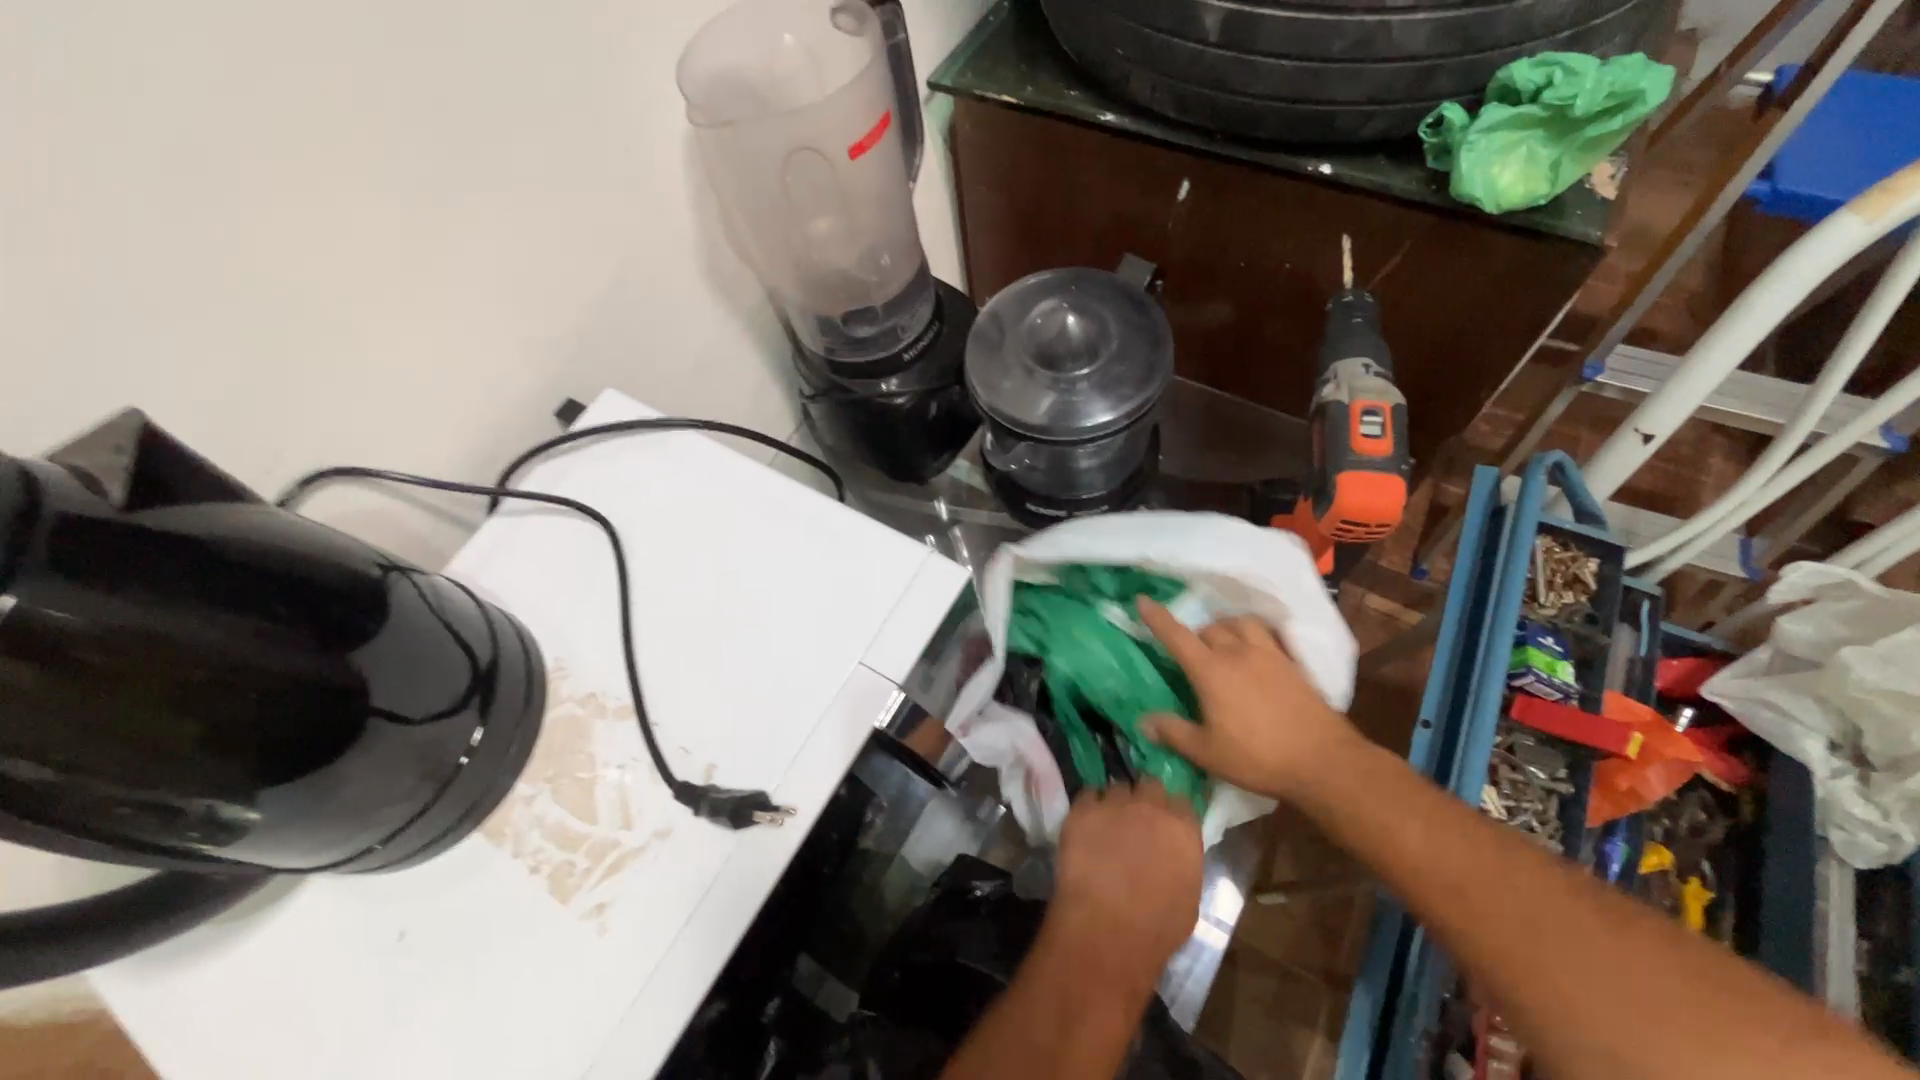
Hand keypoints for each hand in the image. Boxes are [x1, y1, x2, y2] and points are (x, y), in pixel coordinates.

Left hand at [1046, 780, 1202, 984]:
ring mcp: (1115, 804)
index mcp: (1183, 828)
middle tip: (1133, 819)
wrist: (1108, 929)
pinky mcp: (1082, 810)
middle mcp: (1151, 807)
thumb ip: (1184, 864)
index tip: (1161, 824)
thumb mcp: (1190, 898)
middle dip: (1143, 798)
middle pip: (1149, 785)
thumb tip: (1173, 856)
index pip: (1180, 802)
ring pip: (1116, 788)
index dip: (1169, 811)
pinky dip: (1088, 807)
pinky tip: (1084, 827)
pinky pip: (1087, 795)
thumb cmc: (1157, 928)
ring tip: (1105, 824)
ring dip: (1114, 803)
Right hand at [1136, 597, 1357, 799]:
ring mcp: (1269, 655)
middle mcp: (1238, 654)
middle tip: (1188, 653)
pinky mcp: (1293, 664)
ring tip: (1222, 642)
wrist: (1322, 761)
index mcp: (1211, 671)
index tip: (1141, 600)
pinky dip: (1253, 635)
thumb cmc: (1258, 758)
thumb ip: (1173, 733)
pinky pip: (1267, 635)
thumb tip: (1143, 720)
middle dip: (1194, 634)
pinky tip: (1255, 652)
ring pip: (1241, 624)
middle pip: (1209, 628)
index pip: (1177, 636)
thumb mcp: (1207, 752)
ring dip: (1225, 627)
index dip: (1157, 617)